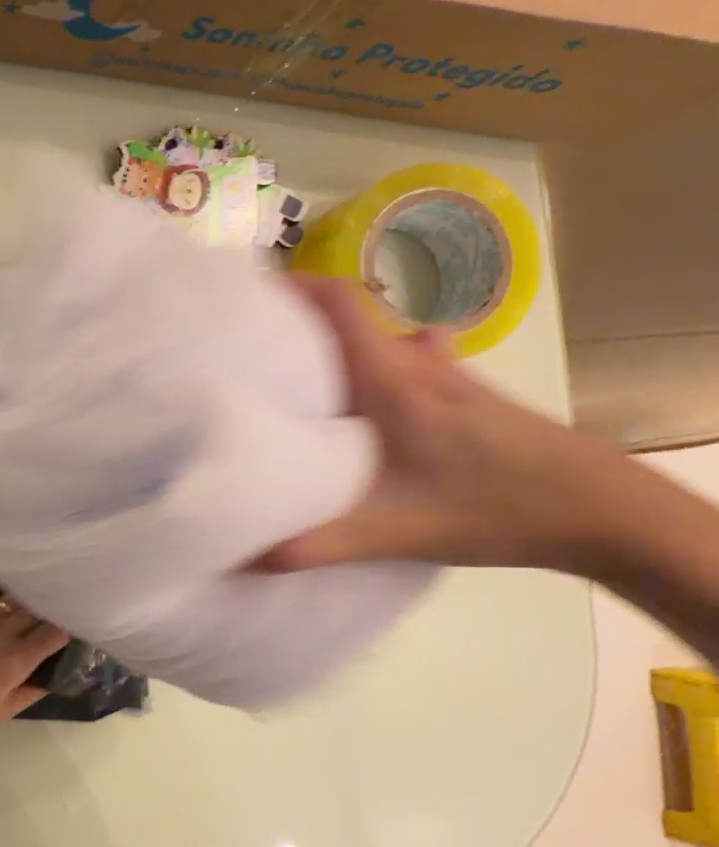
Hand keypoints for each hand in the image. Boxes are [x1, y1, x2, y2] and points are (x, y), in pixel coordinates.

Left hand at [0, 575, 68, 769]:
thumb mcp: (1, 712)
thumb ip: (31, 692)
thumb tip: (55, 678)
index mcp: (17, 661)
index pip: (55, 633)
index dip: (71, 623)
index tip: (80, 617)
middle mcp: (1, 633)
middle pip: (36, 610)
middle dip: (52, 604)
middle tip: (64, 597)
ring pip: (11, 597)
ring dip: (28, 591)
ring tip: (42, 582)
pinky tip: (4, 569)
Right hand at [261, 275, 636, 573]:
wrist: (603, 511)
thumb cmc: (492, 507)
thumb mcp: (390, 534)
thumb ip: (312, 546)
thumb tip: (245, 557)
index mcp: (391, 382)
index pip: (339, 306)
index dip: (292, 288)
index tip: (244, 300)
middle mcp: (419, 367)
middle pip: (352, 322)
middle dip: (298, 327)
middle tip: (250, 353)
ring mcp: (451, 379)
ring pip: (382, 343)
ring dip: (340, 349)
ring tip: (299, 379)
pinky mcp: (470, 399)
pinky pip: (412, 363)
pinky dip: (381, 366)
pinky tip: (370, 400)